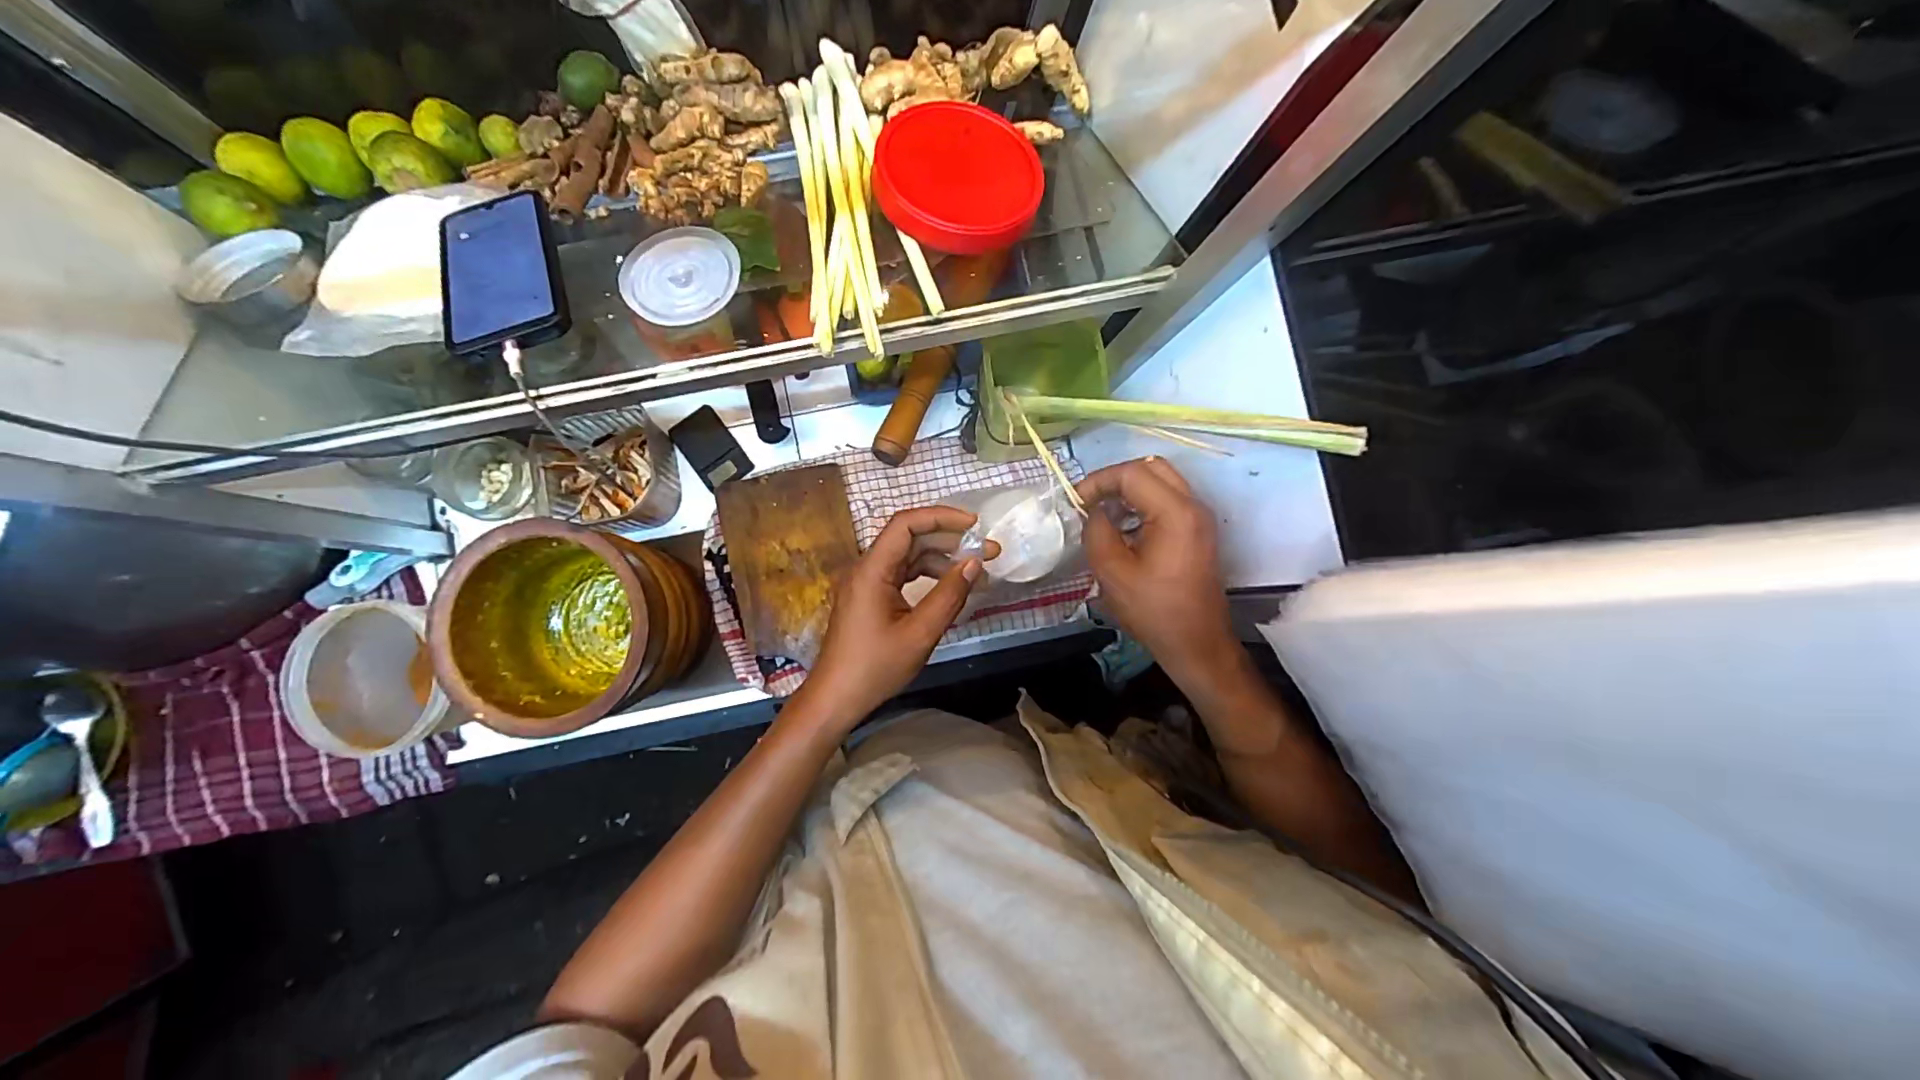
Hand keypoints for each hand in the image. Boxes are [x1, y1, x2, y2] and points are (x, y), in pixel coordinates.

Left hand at [792, 505, 993, 731]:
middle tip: (988, 552)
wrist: (836, 698)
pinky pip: (902, 575)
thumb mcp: (920, 634)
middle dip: (950, 540)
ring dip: (943, 559)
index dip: (941, 517)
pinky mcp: (870, 598)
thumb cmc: (875, 668)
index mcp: (872, 570)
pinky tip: (952, 587)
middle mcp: (866, 569)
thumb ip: (949, 596)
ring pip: (908, 557)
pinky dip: (929, 576)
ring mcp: (867, 583)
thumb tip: (975, 563)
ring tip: (977, 572)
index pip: (906, 524)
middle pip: (910, 538)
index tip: (974, 526)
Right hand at [1077, 457, 1234, 679]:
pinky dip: (1142, 503)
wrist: (1197, 645)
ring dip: (1129, 491)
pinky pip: (1168, 500)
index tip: (1075, 504)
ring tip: (1102, 515)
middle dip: (1115, 479)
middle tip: (1090, 502)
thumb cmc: (1154, 611)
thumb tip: (1093, 511)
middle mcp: (1193, 506)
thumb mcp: (1112, 571)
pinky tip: (1122, 529)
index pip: (1132, 473)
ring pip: (1161, 481)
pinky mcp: (1197, 532)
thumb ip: (1096, 530)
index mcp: (1176, 512)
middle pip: (1151, 467)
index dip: (1098, 482)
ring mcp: (1199, 518)